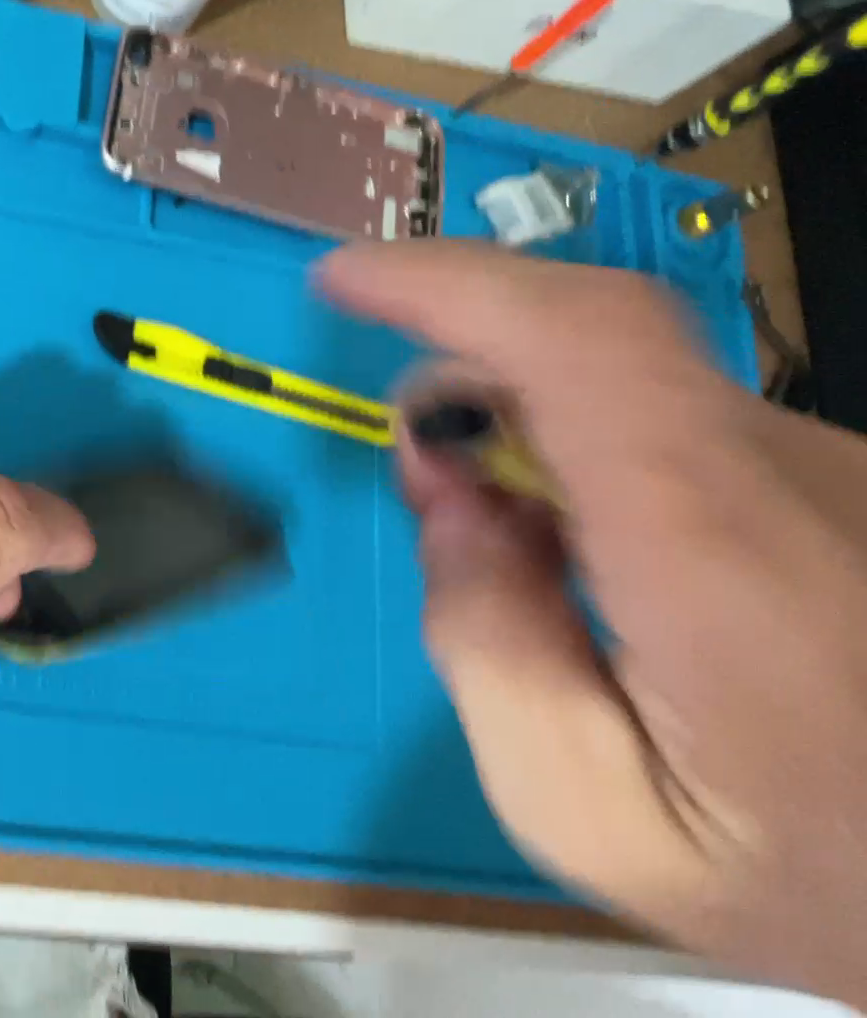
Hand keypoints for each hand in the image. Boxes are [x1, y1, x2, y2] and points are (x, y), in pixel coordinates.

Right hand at [319, 242, 866, 1004]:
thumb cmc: (815, 879)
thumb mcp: (586, 809)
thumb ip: (486, 648)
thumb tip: (453, 507)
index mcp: (716, 556)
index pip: (579, 343)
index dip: (447, 286)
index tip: (343, 279)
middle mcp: (797, 480)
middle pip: (590, 351)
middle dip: (461, 386)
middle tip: (422, 486)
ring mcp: (841, 473)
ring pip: (626, 393)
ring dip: (519, 434)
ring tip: (504, 548)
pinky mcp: (849, 485)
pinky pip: (672, 428)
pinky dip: (581, 457)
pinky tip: (584, 555)